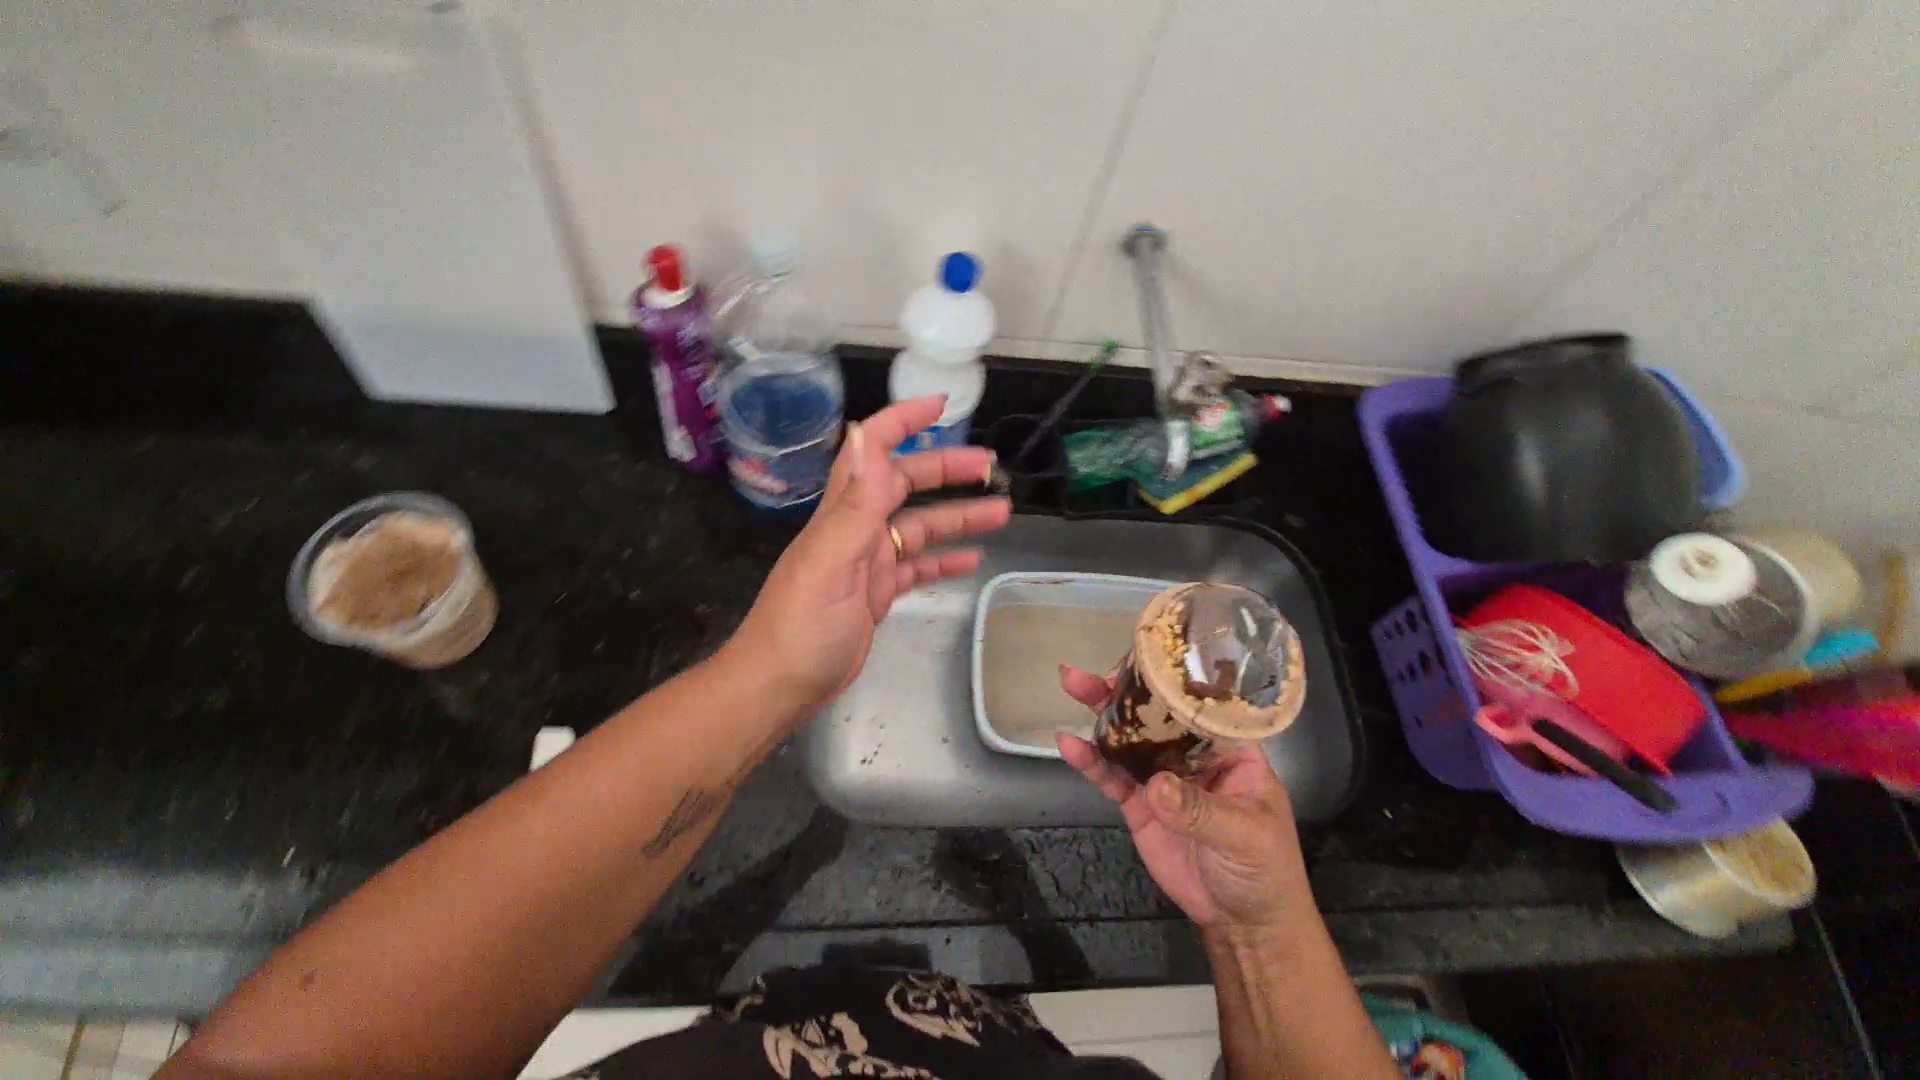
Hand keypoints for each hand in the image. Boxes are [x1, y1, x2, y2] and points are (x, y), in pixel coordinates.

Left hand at [728, 396, 1010, 713]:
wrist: (778, 686)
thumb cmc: (802, 626)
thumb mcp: (831, 561)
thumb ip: (855, 502)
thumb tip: (865, 433)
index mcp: (843, 513)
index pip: (872, 450)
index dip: (903, 422)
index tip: (940, 405)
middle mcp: (855, 529)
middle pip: (904, 485)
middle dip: (945, 469)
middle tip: (990, 465)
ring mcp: (866, 563)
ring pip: (918, 527)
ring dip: (957, 517)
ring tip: (1002, 511)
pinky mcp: (874, 594)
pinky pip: (915, 568)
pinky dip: (943, 560)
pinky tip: (973, 559)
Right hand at [1057, 666, 1311, 926]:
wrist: (1244, 922)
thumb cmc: (1264, 869)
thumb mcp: (1245, 836)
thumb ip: (1201, 812)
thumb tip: (1156, 788)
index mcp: (1229, 750)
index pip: (1201, 704)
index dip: (1171, 681)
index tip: (1142, 663)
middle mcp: (1194, 754)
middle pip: (1157, 714)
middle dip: (1125, 690)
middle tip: (1091, 672)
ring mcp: (1163, 777)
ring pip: (1129, 738)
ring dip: (1100, 713)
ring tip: (1071, 685)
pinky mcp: (1140, 805)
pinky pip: (1113, 777)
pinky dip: (1090, 761)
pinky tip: (1068, 745)